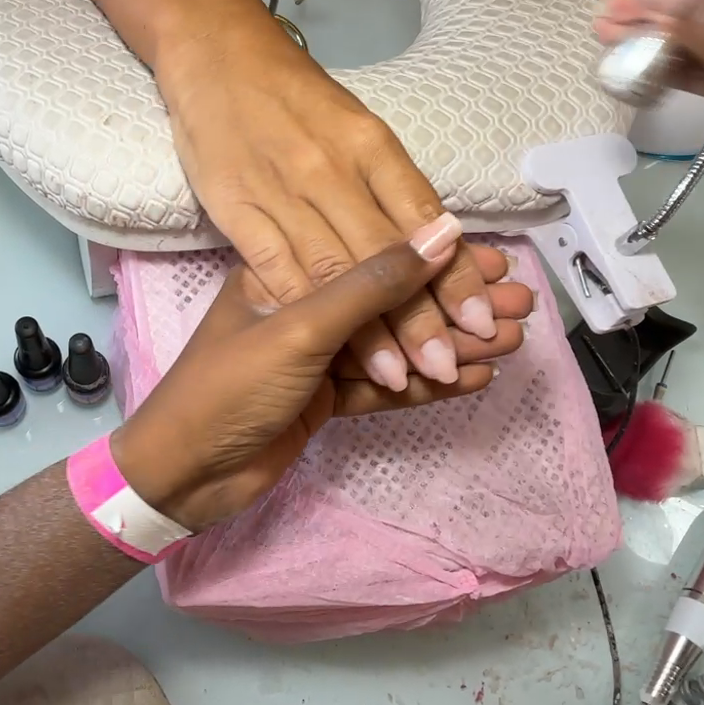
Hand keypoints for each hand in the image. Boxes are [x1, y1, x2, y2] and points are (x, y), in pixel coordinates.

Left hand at [111, 215, 533, 529]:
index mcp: (289, 273)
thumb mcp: (301, 329)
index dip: (440, 266)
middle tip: (521, 312)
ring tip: (510, 345)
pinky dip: (424, 385)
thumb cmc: (228, 389)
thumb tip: (445, 231)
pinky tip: (469, 380)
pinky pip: (381, 386)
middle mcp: (304, 308)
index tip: (497, 270)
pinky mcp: (321, 399)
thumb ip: (373, 284)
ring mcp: (314, 356)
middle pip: (393, 303)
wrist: (182, 474)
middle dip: (456, 309)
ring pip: (393, 346)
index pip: (377, 258)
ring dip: (449, 348)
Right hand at [157, 22, 498, 394]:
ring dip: (373, 329)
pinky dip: (309, 313)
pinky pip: (278, 269)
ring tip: (407, 374)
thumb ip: (388, 186)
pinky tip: (333, 351)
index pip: (422, 218)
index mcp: (370, 145)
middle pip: (384, 255)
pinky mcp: (236, 209)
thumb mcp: (352, 127)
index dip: (453, 272)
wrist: (214, 56)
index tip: (482, 319)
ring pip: (335, 271)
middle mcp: (332, 170)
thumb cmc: (288, 96)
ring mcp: (282, 191)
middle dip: (421, 316)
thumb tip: (436, 241)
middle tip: (450, 365)